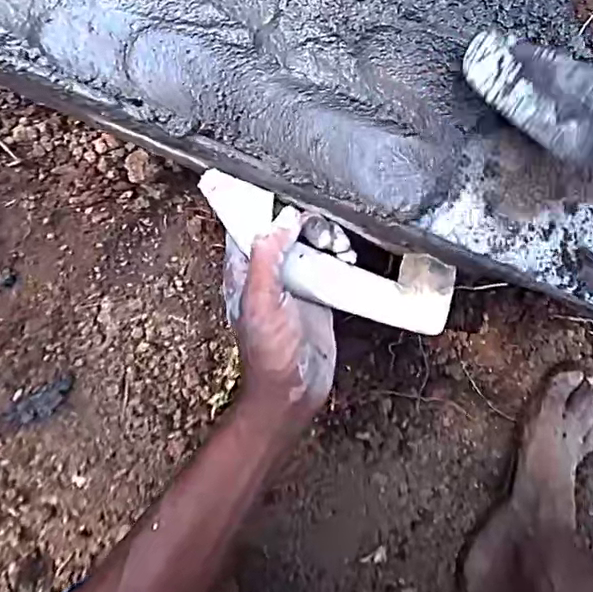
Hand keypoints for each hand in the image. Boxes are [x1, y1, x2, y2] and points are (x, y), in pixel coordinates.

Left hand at [222, 209, 336, 428]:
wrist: (296, 389)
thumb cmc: (270, 354)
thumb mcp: (261, 303)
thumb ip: (266, 259)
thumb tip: (282, 219)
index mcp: (245, 269)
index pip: (250, 223)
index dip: (268, 207)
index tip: (292, 202)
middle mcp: (269, 270)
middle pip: (287, 228)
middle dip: (308, 222)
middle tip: (323, 232)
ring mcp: (295, 280)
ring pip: (311, 241)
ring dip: (328, 236)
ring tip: (339, 246)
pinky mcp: (318, 291)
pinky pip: (329, 261)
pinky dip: (341, 254)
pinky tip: (347, 257)